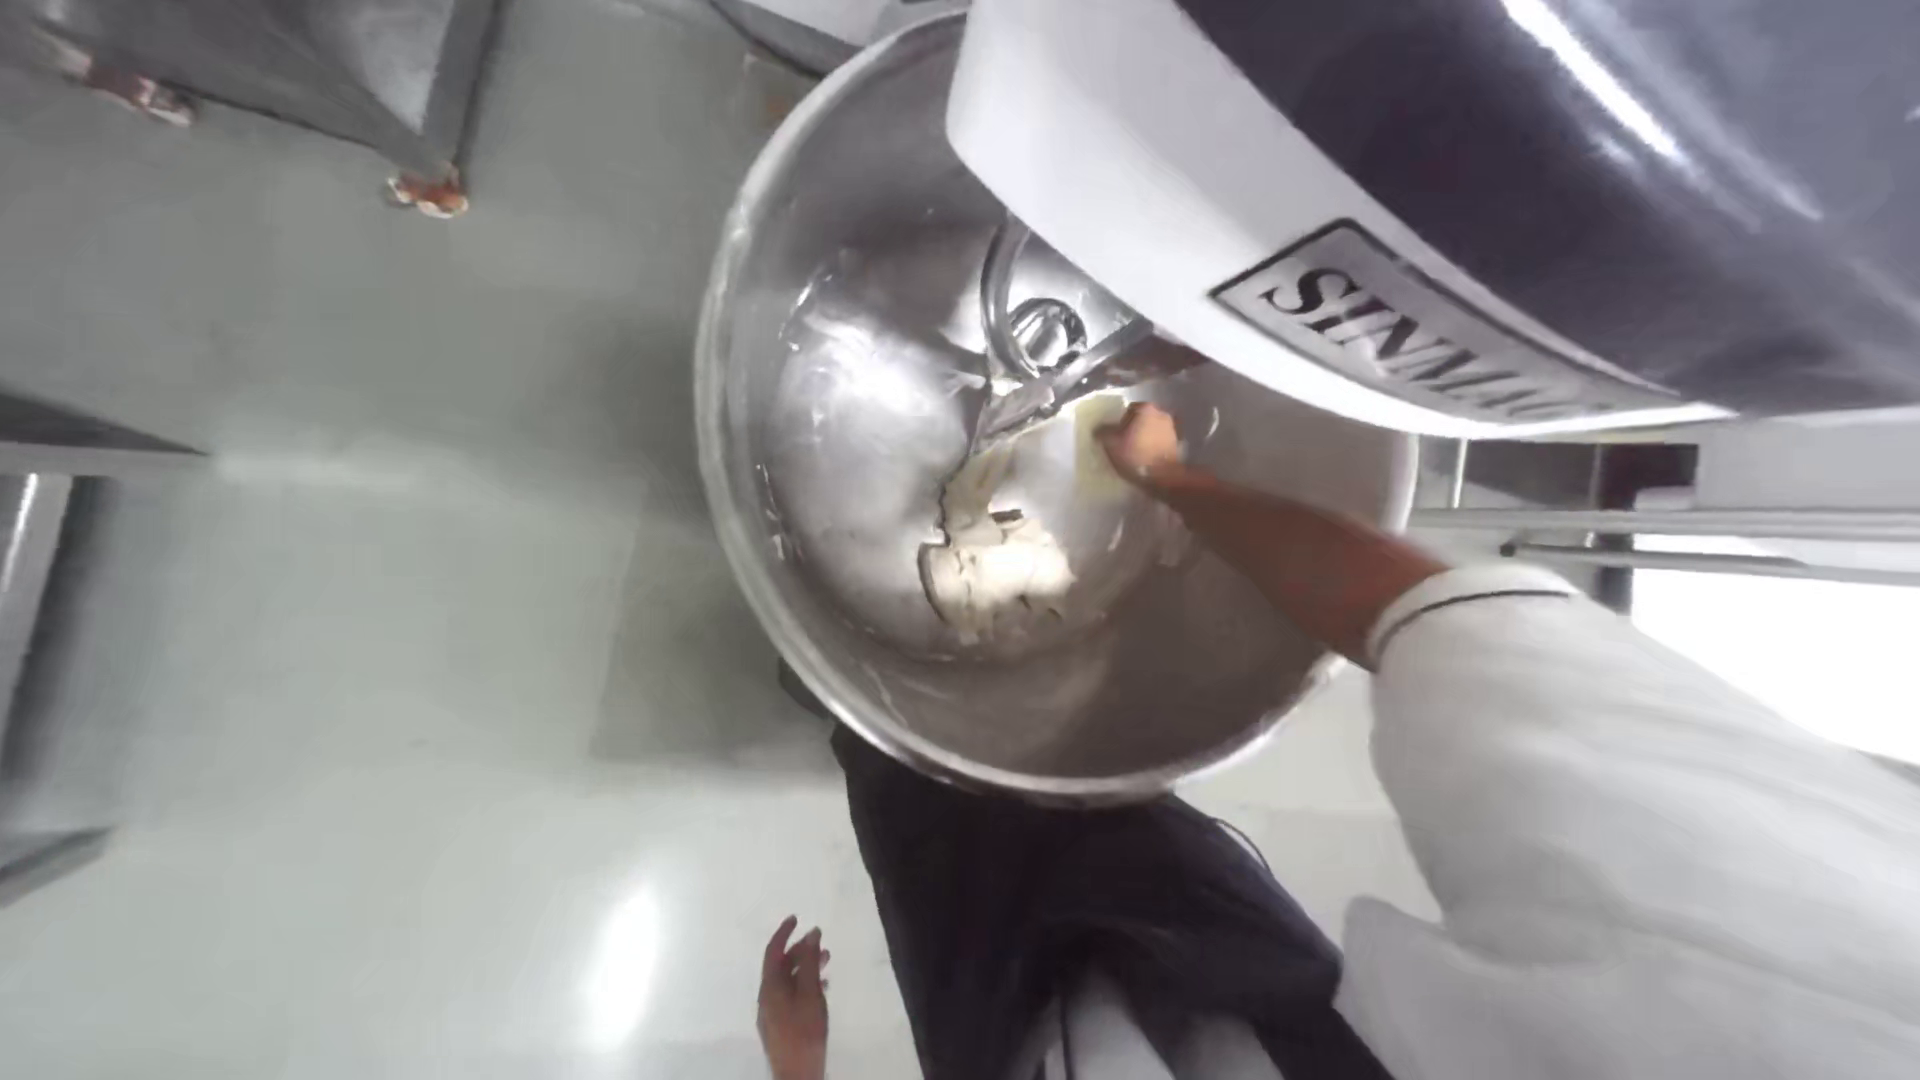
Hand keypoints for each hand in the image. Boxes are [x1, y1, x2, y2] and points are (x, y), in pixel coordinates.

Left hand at [758, 916, 828, 1079]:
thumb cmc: (804, 1031)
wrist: (797, 1077)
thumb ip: (809, 961)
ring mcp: (771, 1014)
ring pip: (787, 980)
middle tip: (820, 940)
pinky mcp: (780, 1026)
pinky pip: (790, 995)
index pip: (773, 951)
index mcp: (770, 987)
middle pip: (781, 965)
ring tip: (826, 960)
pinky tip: (823, 987)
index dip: (784, 932)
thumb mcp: (810, 992)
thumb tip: (811, 933)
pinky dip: (805, 984)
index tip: (796, 917)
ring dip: (805, 966)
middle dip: (800, 949)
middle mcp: (766, 998)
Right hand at [1097, 402, 1183, 486]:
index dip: (1119, 422)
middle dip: (1133, 428)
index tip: (1114, 435)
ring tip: (1135, 452)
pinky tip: (1146, 457)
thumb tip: (1099, 428)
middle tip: (1123, 443)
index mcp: (1144, 408)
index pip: (1127, 410)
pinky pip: (1159, 440)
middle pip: (1141, 418)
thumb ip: (1103, 432)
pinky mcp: (1177, 442)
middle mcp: (1161, 412)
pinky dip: (1153, 445)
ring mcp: (1171, 427)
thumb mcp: (1110, 444)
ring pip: (1151, 429)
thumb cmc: (1135, 455)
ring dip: (1144, 437)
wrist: (1163, 476)